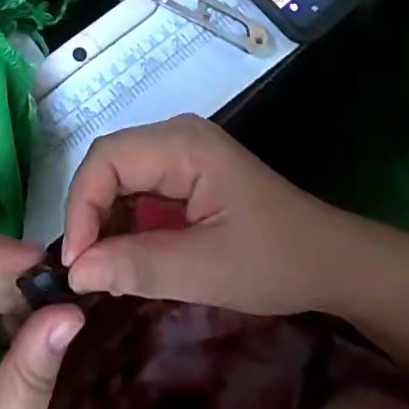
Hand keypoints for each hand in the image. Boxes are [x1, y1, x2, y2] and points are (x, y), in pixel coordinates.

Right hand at [62, 116, 392, 315]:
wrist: (333, 262)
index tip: (77, 262)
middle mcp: (176, 135)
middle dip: (88, 211)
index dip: (82, 205)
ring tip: (98, 264)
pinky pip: (136, 186)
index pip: (108, 158)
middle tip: (83, 267)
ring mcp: (181, 150)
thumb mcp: (208, 271)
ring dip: (102, 217)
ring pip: (118, 173)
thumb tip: (76, 272)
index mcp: (185, 144)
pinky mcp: (184, 170)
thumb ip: (138, 267)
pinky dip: (121, 219)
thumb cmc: (277, 261)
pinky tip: (122, 251)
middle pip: (109, 161)